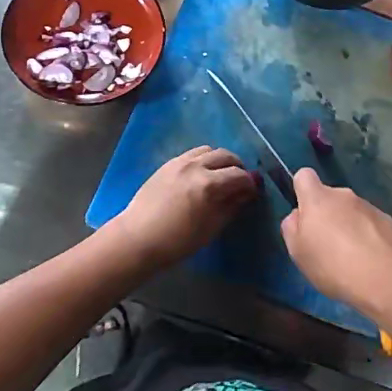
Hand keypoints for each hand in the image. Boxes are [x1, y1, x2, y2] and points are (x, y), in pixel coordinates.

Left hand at [104, 147, 258, 270]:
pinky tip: (201, 175)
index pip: (239, 175)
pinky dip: (203, 159)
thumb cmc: (178, 240)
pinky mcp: (168, 163)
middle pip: (226, 155)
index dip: (249, 183)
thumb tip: (247, 193)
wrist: (138, 237)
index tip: (253, 192)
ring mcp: (179, 162)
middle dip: (237, 167)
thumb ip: (231, 206)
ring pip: (208, 150)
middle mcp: (196, 166)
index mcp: (209, 184)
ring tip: (220, 176)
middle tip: (239, 182)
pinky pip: (192, 154)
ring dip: (220, 160)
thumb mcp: (211, 227)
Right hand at [281, 168, 391, 318]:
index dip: (302, 191)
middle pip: (329, 197)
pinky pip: (371, 224)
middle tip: (327, 245)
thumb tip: (298, 215)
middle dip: (327, 215)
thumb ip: (292, 227)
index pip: (304, 176)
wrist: (385, 279)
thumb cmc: (332, 265)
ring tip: (352, 258)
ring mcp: (369, 207)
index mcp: (317, 198)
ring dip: (349, 226)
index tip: (305, 214)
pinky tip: (371, 261)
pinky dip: (368, 236)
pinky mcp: (389, 221)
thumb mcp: (298, 252)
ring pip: (351, 211)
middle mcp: (344, 195)